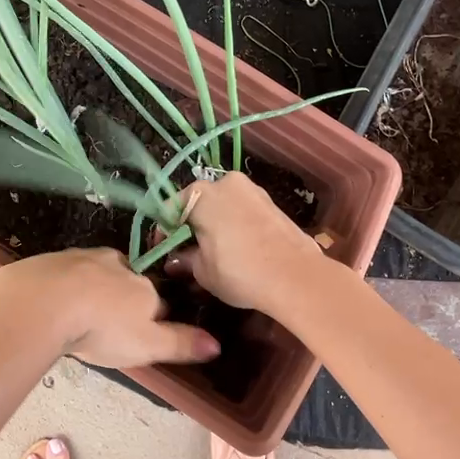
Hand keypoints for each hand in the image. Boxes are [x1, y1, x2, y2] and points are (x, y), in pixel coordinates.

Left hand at [0, 249, 219, 367]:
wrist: (45, 301)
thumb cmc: (103, 327)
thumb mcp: (148, 344)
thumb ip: (180, 343)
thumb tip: (218, 344)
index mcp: (144, 286)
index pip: (156, 299)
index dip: (152, 318)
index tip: (140, 336)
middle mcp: (118, 264)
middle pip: (126, 281)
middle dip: (121, 299)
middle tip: (108, 327)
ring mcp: (85, 257)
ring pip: (96, 274)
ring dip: (93, 290)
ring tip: (82, 316)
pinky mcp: (55, 259)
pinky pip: (67, 273)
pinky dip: (66, 286)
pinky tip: (57, 305)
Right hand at [169, 172, 333, 314]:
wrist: (295, 275)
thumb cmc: (239, 271)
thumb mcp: (203, 272)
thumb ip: (185, 261)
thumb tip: (175, 261)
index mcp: (201, 194)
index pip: (172, 208)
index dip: (164, 231)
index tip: (163, 251)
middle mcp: (225, 182)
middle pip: (200, 203)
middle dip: (192, 226)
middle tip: (189, 253)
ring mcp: (252, 190)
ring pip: (225, 206)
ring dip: (217, 225)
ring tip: (216, 254)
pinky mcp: (273, 203)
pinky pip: (245, 212)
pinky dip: (238, 226)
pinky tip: (241, 250)